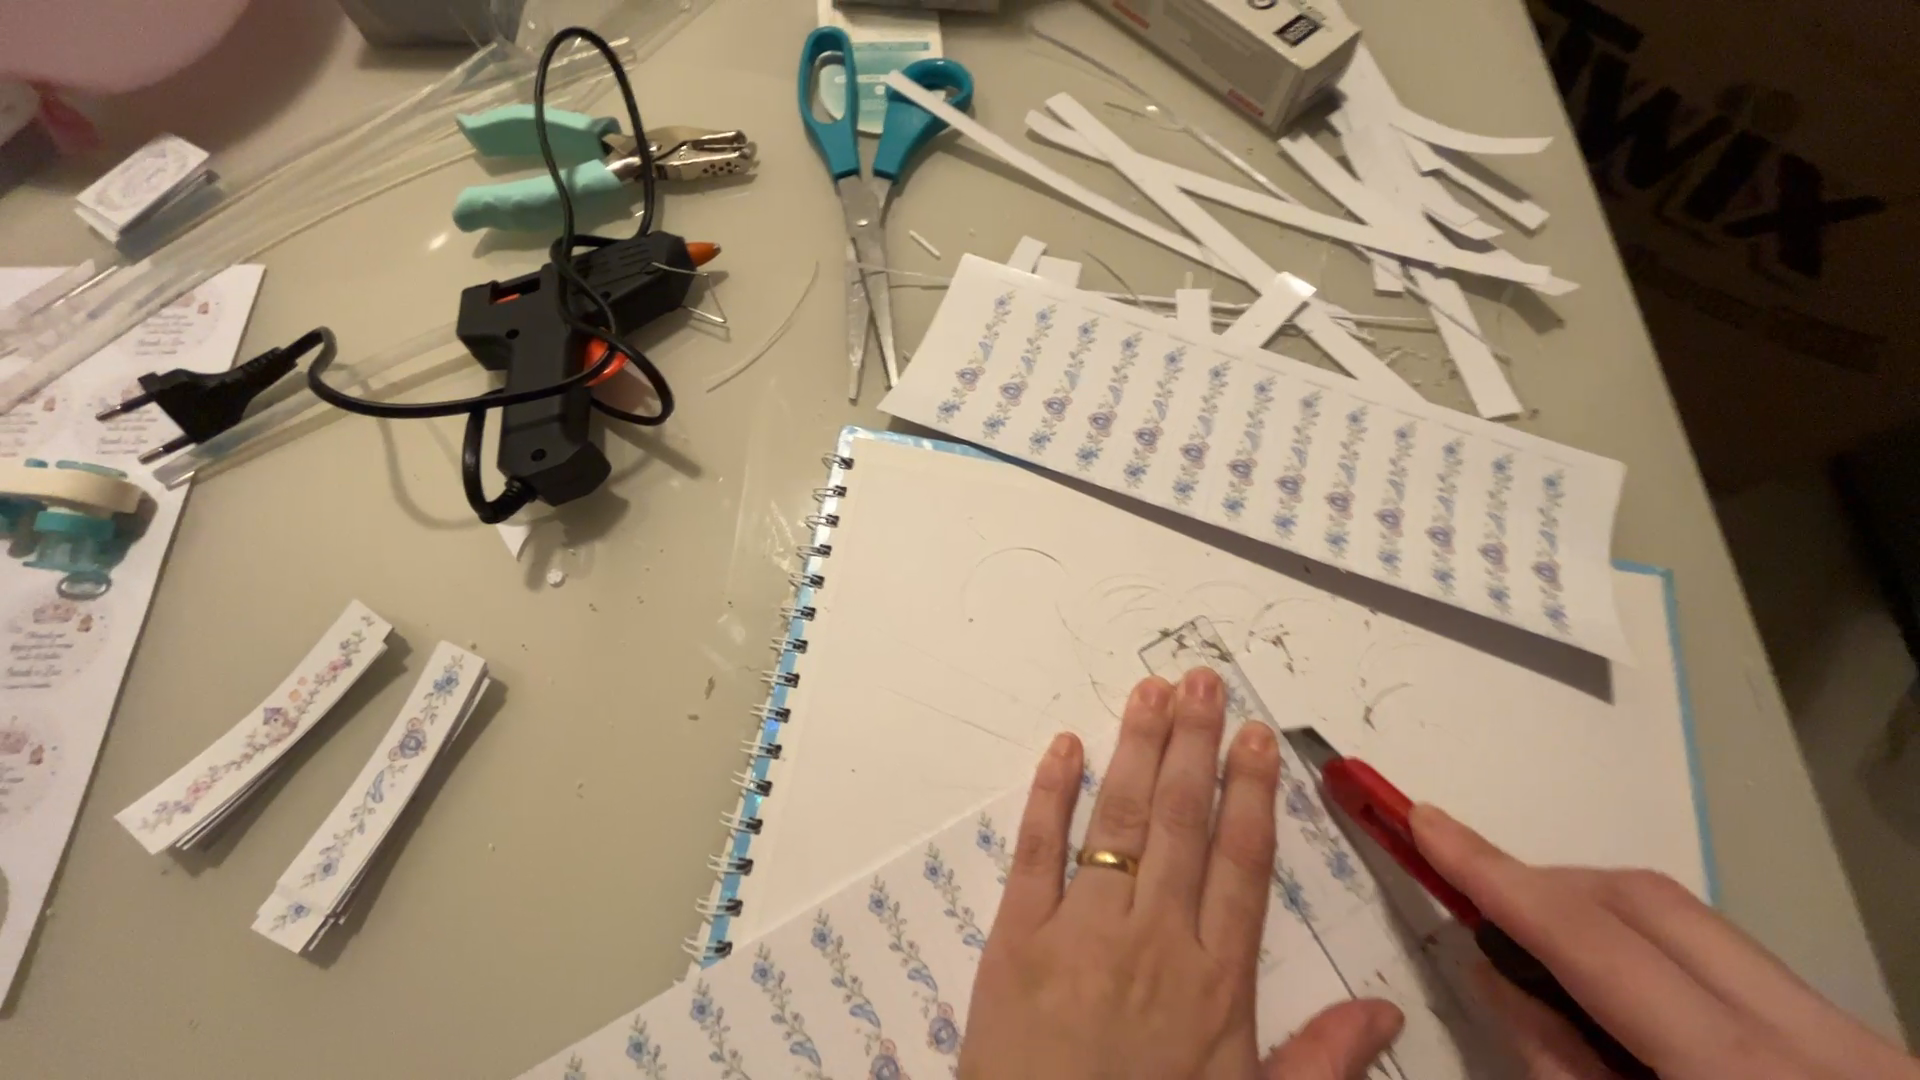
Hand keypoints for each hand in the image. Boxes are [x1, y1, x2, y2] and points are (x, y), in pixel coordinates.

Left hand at [960, 669, 1403, 1079]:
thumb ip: (1319, 1060)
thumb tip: (1386, 1010)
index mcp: (1213, 979)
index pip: (1241, 861)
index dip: (1251, 792)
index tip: (1254, 734)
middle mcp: (1152, 936)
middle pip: (1179, 820)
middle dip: (1193, 743)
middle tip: (1200, 678)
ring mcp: (1079, 929)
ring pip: (1116, 818)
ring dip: (1135, 748)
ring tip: (1149, 691)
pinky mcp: (1015, 935)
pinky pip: (1035, 850)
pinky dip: (1048, 793)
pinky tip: (1064, 746)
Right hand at [1411, 804, 1919, 1079]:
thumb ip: (1552, 1060)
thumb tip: (1490, 965)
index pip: (1593, 941)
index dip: (1494, 874)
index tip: (1424, 819)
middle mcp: (1833, 1048)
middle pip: (1649, 902)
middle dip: (1545, 883)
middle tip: (1476, 897)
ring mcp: (1871, 1046)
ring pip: (1695, 924)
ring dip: (1597, 918)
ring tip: (1547, 958)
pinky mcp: (1876, 1054)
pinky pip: (1735, 963)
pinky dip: (1654, 956)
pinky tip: (1628, 1003)